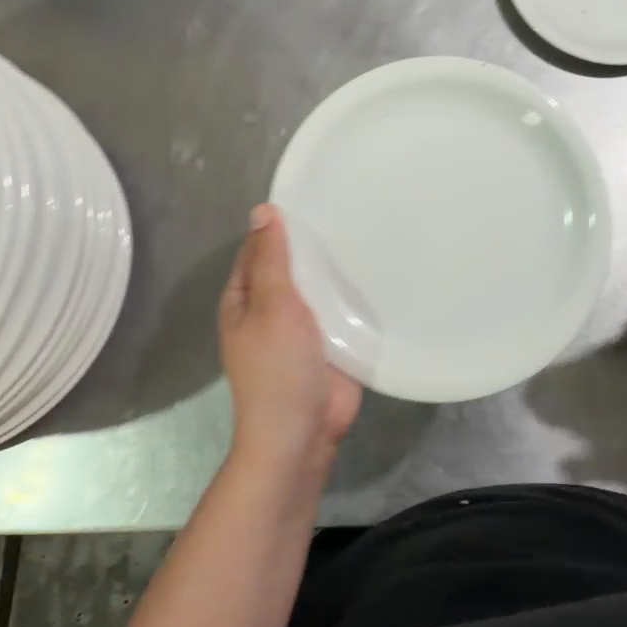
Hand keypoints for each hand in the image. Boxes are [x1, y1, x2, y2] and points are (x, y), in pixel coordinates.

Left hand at [218, 205, 361, 469]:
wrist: (302, 430)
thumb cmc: (277, 367)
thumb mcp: (271, 306)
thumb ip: (271, 259)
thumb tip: (262, 210)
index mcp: (245, 298)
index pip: (260, 248)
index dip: (282, 224)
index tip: (315, 195)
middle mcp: (272, 309)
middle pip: (294, 266)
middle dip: (317, 244)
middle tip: (355, 206)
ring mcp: (303, 327)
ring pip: (321, 287)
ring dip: (339, 269)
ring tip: (374, 230)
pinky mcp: (332, 343)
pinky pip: (343, 310)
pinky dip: (356, 295)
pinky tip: (381, 271)